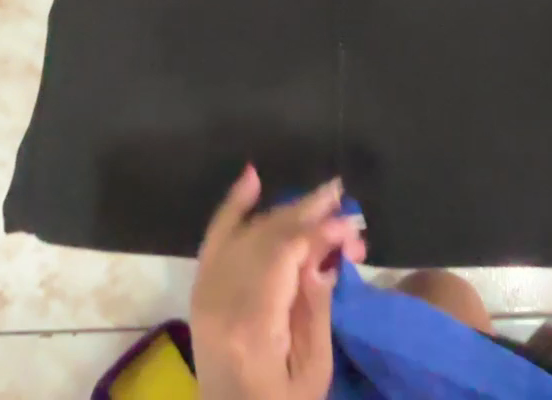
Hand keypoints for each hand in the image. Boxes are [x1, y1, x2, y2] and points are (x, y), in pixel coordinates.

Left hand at [190, 166, 367, 399]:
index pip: (284, 256)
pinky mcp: (201, 290)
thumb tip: (322, 252)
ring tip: (321, 196)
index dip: (317, 232)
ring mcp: (205, 293)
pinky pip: (216, 238)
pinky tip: (252, 179)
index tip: (350, 225)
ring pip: (247, 232)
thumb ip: (315, 307)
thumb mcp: (313, 371)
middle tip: (341, 196)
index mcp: (251, 326)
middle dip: (306, 212)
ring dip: (284, 210)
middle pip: (265, 237)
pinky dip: (233, 206)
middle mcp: (220, 300)